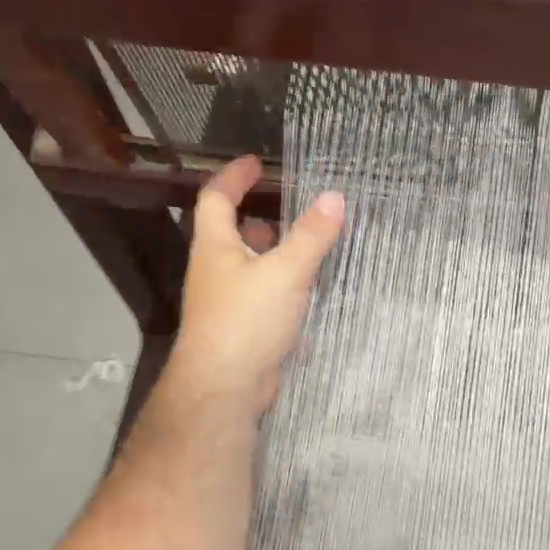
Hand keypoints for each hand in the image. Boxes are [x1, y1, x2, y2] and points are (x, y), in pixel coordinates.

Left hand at [167, 156, 344, 419]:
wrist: (225, 386)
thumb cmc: (246, 320)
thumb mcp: (285, 272)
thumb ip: (311, 236)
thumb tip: (334, 196)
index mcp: (215, 246)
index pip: (217, 198)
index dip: (234, 177)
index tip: (255, 163)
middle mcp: (215, 271)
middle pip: (233, 234)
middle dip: (260, 219)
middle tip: (293, 210)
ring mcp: (226, 303)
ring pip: (250, 269)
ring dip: (274, 256)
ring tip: (308, 249)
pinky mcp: (241, 331)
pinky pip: (261, 299)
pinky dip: (281, 289)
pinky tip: (306, 294)